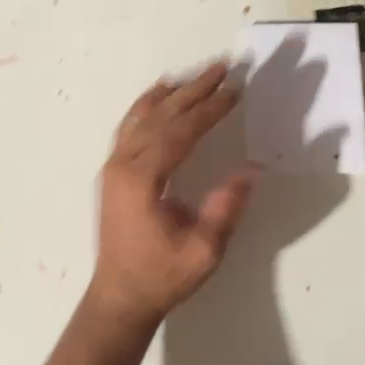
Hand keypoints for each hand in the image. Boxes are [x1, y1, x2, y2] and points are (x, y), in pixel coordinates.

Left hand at [88, 64, 259, 326]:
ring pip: (143, 115)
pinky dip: (147, 103)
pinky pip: (130, 125)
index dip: (209, 109)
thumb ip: (225, 209)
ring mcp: (114, 164)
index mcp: (143, 179)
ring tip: (197, 74)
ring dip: (172, 92)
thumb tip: (251, 169)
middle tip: (221, 67)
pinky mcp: (113, 170)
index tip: (234, 90)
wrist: (119, 297)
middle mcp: (124, 163)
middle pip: (162, 115)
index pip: (181, 131)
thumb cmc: (162, 276)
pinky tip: (161, 92)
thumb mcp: (203, 251)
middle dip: (194, 90)